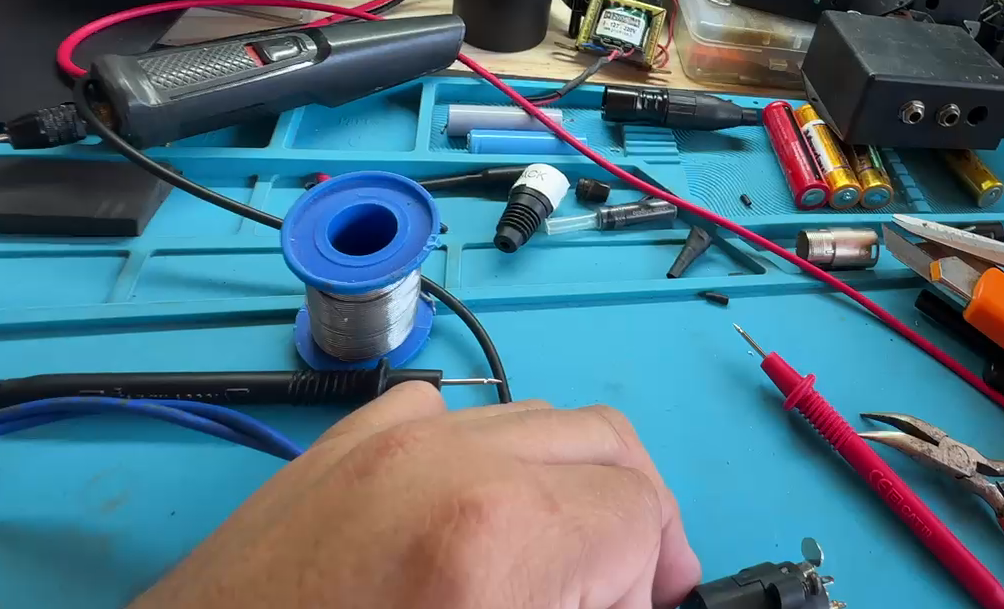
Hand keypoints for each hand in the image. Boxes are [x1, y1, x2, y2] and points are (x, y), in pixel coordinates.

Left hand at [130, 386, 700, 608]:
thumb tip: (636, 589)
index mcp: (493, 543)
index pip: (640, 512)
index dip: (657, 573)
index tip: (646, 607)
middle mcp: (450, 462)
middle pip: (608, 440)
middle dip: (632, 512)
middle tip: (625, 578)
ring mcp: (389, 438)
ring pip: (542, 416)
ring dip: (567, 478)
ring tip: (552, 547)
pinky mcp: (346, 442)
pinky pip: (457, 414)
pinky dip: (489, 456)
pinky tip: (470, 514)